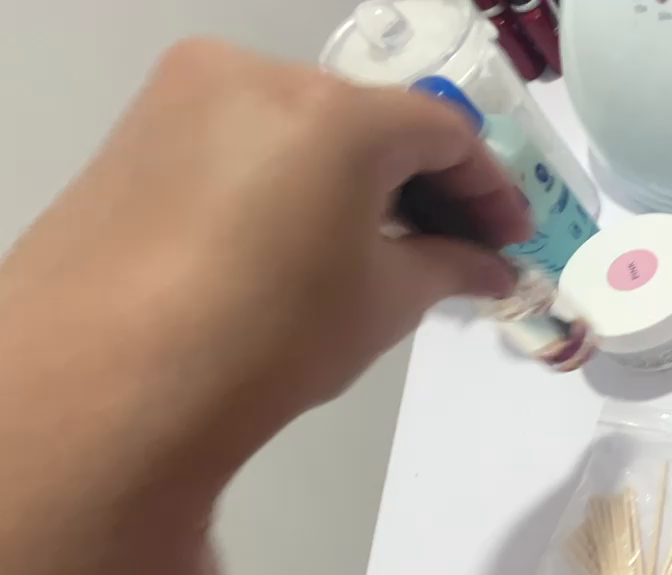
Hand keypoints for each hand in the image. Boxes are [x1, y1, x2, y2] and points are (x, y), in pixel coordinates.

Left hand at [0, 40, 528, 505]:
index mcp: (334, 113)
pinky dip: (324, 178)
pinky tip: (347, 235)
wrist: (124, 370)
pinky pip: (270, 137)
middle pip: (383, 119)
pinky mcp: (152, 127)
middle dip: (441, 185)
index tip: (515, 240)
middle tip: (474, 248)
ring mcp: (194, 96)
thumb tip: (493, 268)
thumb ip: (456, 265)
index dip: (494, 188)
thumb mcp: (395, 294)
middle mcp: (258, 76)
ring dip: (384, 182)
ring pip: (325, 126)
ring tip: (414, 249)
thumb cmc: (286, 326)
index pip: (445, 131)